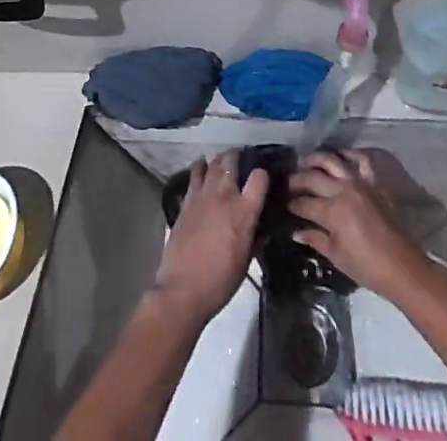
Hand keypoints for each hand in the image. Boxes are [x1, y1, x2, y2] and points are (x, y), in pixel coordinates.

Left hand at [153, 152, 268, 321]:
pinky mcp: (185, 204)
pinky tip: (201, 166)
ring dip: (219, 160)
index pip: (259, 178)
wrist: (182, 290)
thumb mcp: (247, 261)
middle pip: (231, 162)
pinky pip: (193, 177)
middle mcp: (224, 197)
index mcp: (244, 212)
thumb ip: (256, 239)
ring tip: (223, 160)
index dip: (263, 173)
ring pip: (212, 165)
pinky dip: (198, 168)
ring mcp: (202, 198)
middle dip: (238, 156)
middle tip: (242, 158)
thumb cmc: (221, 281)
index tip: (263, 176)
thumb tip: (264, 229)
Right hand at [289, 150, 427, 300]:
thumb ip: (315, 238)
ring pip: (333, 161)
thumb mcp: (335, 255)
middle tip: (288, 184)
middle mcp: (342, 190)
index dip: (292, 204)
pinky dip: (352, 153)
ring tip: (305, 162)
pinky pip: (363, 161)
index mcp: (331, 211)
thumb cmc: (364, 265)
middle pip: (313, 178)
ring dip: (316, 159)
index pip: (303, 203)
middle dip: (297, 180)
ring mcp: (359, 183)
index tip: (284, 205)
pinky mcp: (374, 183)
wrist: (400, 265)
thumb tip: (297, 232)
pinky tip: (341, 154)